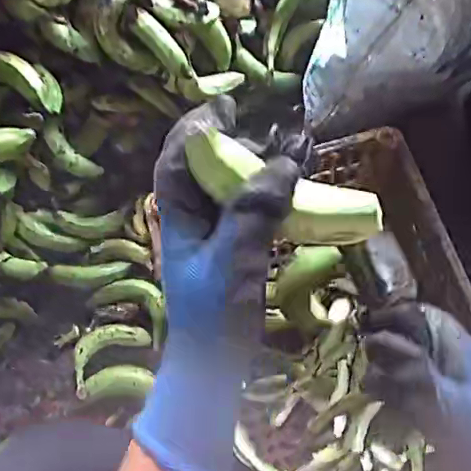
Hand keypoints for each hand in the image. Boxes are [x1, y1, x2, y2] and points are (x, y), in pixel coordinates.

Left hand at [131, 97, 303, 470]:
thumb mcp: (233, 260)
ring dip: (260, 166)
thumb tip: (283, 162)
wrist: (216, 364)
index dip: (199, 127)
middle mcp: (191, 217)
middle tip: (272, 133)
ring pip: (232, 185)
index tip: (228, 106)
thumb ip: (254, 210)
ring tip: (294, 151)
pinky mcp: (233, 246)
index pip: (177, 157)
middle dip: (238, 143)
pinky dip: (271, 192)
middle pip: (207, 165)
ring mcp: (212, 232)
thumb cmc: (216, 315)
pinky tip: (293, 187)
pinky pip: (250, 207)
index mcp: (176, 215)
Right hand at [365, 303, 470, 470]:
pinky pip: (432, 388)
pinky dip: (409, 391)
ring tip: (370, 384)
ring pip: (426, 363)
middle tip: (359, 359)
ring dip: (397, 369)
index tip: (360, 327)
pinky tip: (392, 407)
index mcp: (464, 349)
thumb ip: (406, 369)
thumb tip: (372, 339)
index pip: (424, 314)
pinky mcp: (469, 411)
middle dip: (390, 343)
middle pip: (423, 338)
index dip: (391, 315)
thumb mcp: (440, 401)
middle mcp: (468, 360)